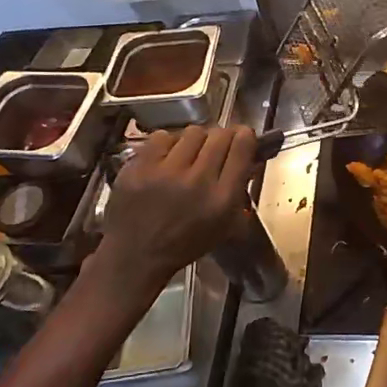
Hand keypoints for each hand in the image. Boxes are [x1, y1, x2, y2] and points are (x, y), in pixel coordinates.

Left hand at [93, 125, 257, 290]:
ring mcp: (166, 171)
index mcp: (222, 199)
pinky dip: (168, 144)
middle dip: (223, 137)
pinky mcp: (140, 166)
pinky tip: (165, 159)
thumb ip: (239, 190)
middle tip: (216, 147)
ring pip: (192, 132)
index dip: (245, 137)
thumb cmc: (185, 243)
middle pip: (219, 135)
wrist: (137, 254)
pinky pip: (162, 136)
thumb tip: (250, 157)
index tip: (243, 137)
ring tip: (189, 155)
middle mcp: (197, 181)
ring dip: (195, 141)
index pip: (242, 147)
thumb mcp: (224, 225)